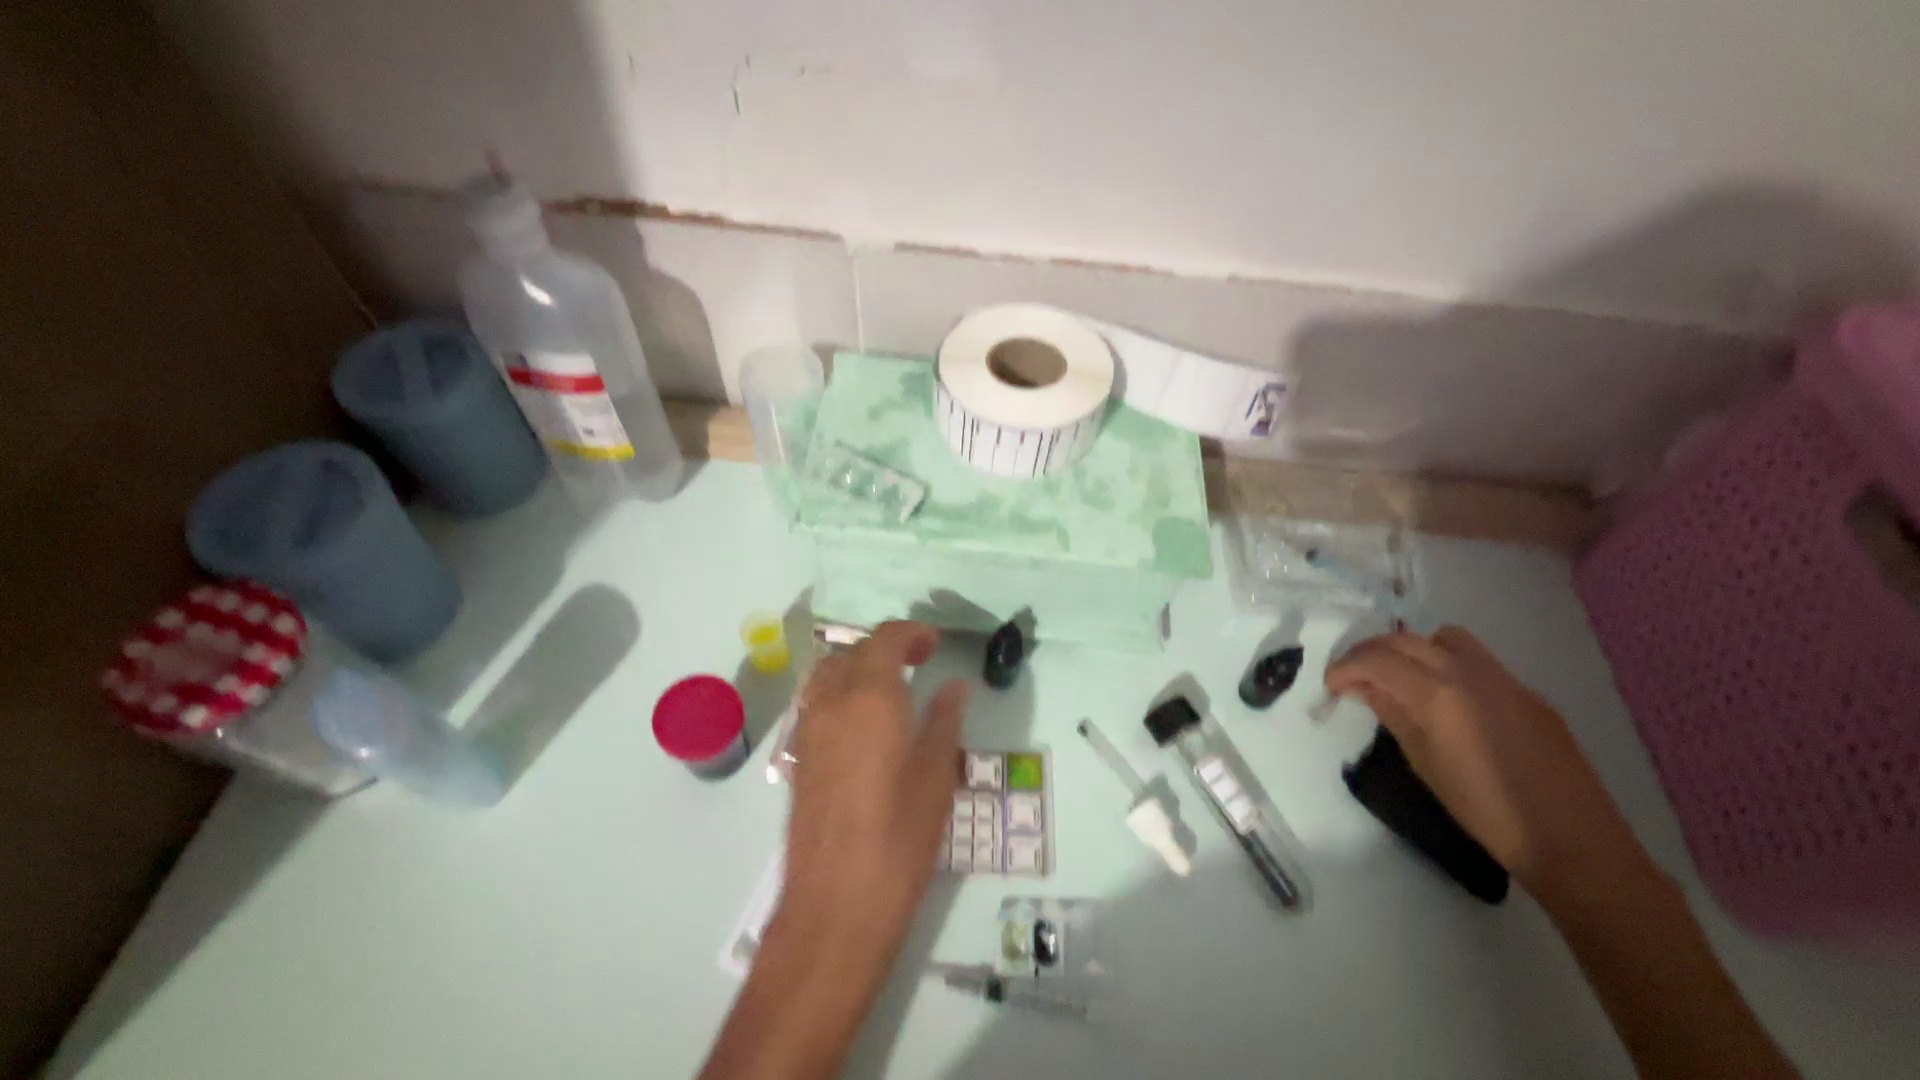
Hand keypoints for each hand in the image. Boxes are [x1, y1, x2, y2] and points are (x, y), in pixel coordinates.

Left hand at [782, 621, 967, 959]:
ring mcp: (808, 729)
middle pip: (853, 652)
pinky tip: (865, 722)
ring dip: (858, 667)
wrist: (836, 901)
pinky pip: (816, 703)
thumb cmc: (900, 838)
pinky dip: (840, 692)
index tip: (936, 644)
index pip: (884, 639)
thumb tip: (954, 687)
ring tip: (891, 687)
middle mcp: (831, 702)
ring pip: (827, 674)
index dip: (911, 633)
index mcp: (869, 698)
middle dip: (886, 647)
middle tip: (920, 662)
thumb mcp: (936, 777)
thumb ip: (943, 722)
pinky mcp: (797, 757)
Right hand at [1325, 626, 1653, 902]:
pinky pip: (1476, 660)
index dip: (1346, 667)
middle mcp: (1469, 672)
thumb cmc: (1485, 810)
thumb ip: (1394, 715)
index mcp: (1439, 694)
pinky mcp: (1526, 691)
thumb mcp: (1425, 763)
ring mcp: (1504, 678)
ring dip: (1414, 649)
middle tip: (1354, 677)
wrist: (1569, 838)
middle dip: (1372, 652)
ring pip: (1445, 639)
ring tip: (1400, 679)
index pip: (1378, 660)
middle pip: (1407, 640)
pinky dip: (1447, 664)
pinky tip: (1445, 700)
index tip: (1331, 684)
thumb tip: (1365, 688)